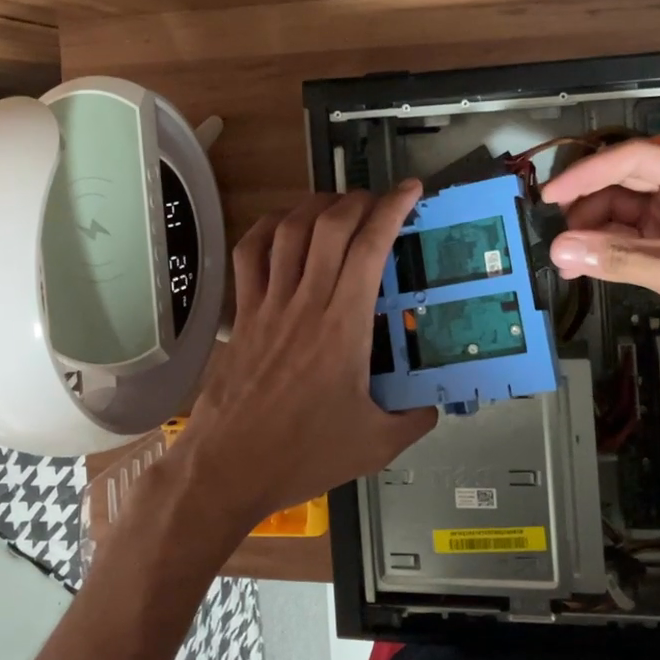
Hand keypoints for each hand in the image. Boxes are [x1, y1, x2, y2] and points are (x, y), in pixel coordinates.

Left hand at [178, 184, 437, 524]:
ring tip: (338, 205)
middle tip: (378, 201)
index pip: (370, 247)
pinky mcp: (243, 314)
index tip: (409, 190)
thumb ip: (412, 420)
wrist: (227, 469)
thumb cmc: (302, 455)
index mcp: (344, 326)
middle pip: (330, 226)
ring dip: (316, 206)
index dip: (392, 209)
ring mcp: (269, 304)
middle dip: (358, 200)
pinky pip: (250, 255)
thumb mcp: (375, 445)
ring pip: (290, 231)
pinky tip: (282, 224)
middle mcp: (306, 302)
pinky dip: (266, 228)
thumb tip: (433, 405)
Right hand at [542, 141, 659, 387]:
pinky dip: (605, 250)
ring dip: (592, 231)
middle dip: (588, 203)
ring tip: (566, 257)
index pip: (637, 160)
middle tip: (554, 228)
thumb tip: (560, 249)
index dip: (590, 172)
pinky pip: (629, 239)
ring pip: (623, 212)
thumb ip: (621, 260)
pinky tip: (582, 265)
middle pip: (626, 182)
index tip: (553, 193)